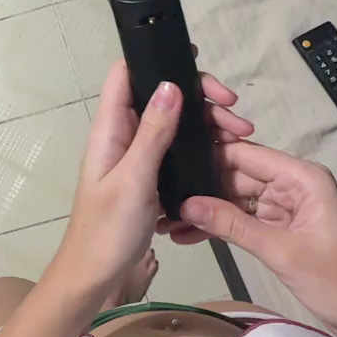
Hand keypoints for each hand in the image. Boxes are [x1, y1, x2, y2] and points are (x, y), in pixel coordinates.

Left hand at [54, 59, 254, 293]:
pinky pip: (176, 151)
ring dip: (204, 124)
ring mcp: (136, 157)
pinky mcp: (149, 177)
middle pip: (159, 97)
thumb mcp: (133, 179)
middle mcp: (122, 135)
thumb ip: (152, 133)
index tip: (197, 65)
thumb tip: (170, 85)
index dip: (156, 59)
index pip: (125, 74)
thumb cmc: (107, 228)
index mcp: (110, 128)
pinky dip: (200, 148)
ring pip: (173, 124)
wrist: (95, 277)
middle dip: (198, 97)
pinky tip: (226, 156)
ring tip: (241, 136)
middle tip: (235, 111)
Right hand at [165, 142, 336, 336]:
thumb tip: (184, 203)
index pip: (245, 154)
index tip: (168, 160)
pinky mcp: (280, 230)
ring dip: (204, 210)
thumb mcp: (281, 251)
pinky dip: (219, 227)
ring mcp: (285, 208)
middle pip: (236, 175)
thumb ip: (232, 223)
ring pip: (234, 199)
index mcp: (301, 177)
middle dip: (200, 187)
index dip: (207, 155)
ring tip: (164, 219)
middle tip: (159, 195)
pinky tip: (187, 235)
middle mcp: (292, 185)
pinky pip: (242, 220)